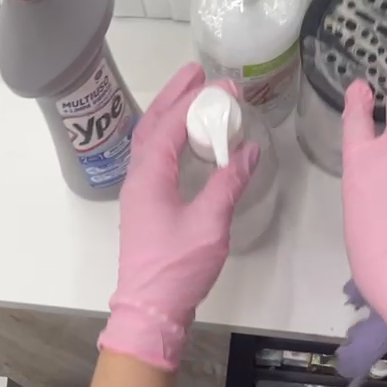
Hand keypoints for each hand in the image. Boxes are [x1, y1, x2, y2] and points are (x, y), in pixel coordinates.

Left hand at [100, 63, 261, 370]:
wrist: (150, 311)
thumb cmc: (176, 269)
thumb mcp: (209, 224)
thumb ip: (228, 184)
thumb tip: (248, 152)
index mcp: (148, 176)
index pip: (170, 124)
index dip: (195, 101)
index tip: (222, 84)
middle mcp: (138, 180)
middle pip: (152, 126)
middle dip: (175, 97)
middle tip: (199, 74)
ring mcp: (139, 196)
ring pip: (150, 144)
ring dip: (170, 118)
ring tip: (193, 100)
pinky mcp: (146, 211)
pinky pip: (155, 163)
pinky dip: (170, 143)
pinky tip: (186, 145)